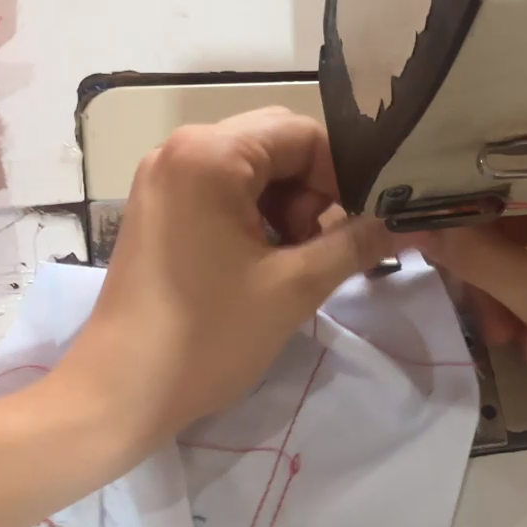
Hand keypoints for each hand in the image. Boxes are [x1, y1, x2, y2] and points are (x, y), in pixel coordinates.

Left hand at [54, 108, 393, 445]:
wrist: (122, 392)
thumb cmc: (208, 337)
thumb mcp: (294, 288)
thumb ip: (355, 244)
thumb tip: (405, 222)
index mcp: (210, 154)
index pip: (303, 134)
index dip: (343, 175)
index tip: (361, 224)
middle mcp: (179, 151)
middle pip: (274, 147)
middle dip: (312, 194)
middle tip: (322, 248)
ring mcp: (162, 180)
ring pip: (249, 173)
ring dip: (285, 209)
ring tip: (291, 264)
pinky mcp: (157, 211)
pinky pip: (220, 195)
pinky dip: (253, 220)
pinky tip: (261, 266)